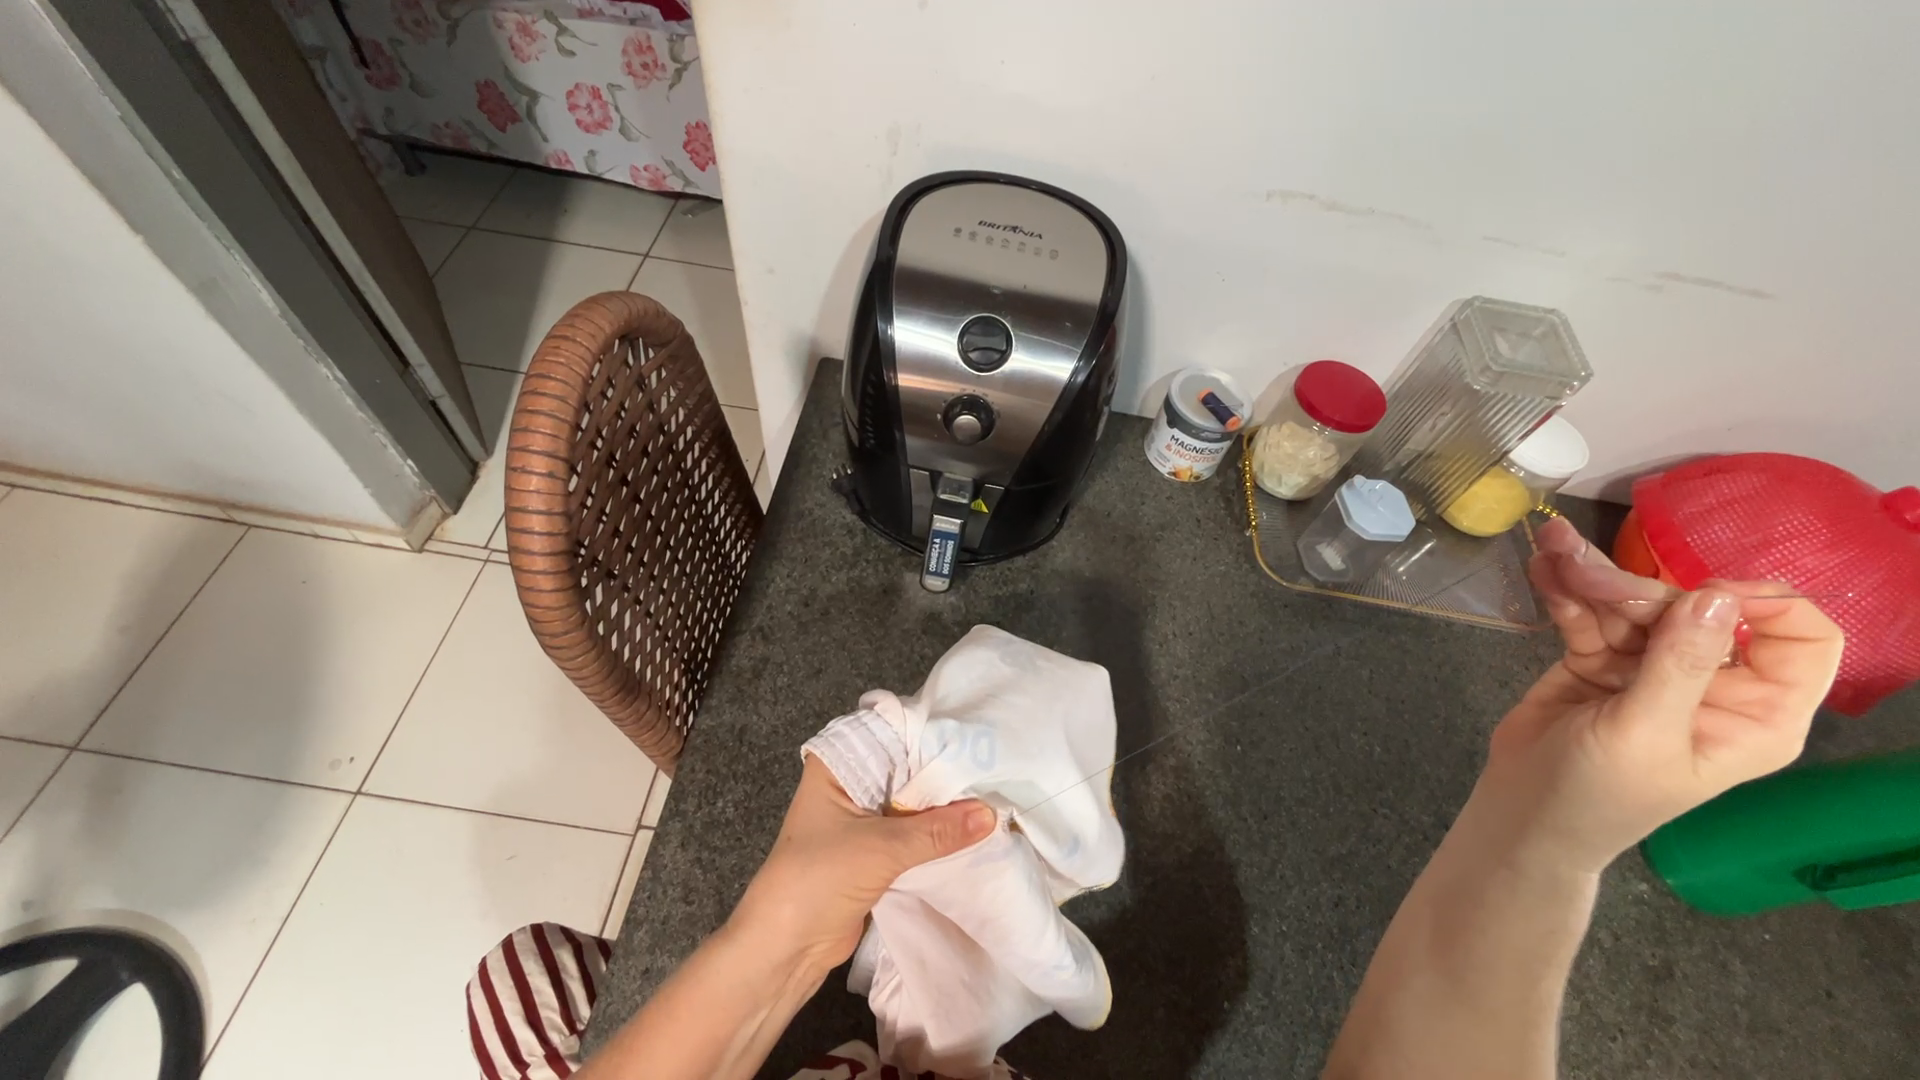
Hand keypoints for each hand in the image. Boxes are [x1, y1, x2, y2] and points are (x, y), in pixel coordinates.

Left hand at [725, 758, 995, 977]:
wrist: (784, 950)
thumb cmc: (818, 879)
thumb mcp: (881, 848)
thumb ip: (937, 830)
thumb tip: (991, 812)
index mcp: (837, 764)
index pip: (892, 733)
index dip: (932, 734)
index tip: (977, 734)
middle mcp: (849, 783)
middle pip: (906, 769)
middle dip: (944, 773)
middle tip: (995, 766)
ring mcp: (861, 819)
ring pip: (911, 803)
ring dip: (944, 808)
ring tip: (992, 794)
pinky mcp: (873, 852)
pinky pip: (912, 834)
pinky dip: (936, 835)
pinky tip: (972, 830)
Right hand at [1469, 517, 1844, 876]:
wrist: (1523, 813)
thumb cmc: (1599, 792)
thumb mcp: (1642, 734)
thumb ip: (1676, 666)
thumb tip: (1712, 596)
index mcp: (1754, 711)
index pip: (1799, 637)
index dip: (1762, 603)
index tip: (1698, 592)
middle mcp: (1710, 683)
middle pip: (1691, 610)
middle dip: (1634, 586)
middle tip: (1576, 568)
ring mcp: (1649, 670)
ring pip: (1632, 607)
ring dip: (1589, 576)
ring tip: (1549, 544)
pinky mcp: (1597, 662)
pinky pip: (1589, 617)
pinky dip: (1565, 592)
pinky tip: (1541, 568)